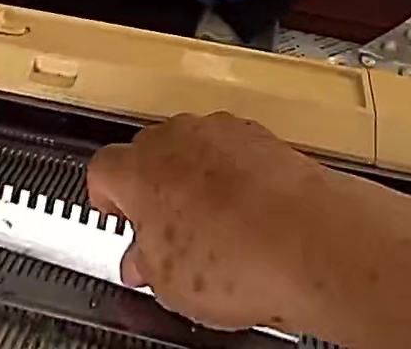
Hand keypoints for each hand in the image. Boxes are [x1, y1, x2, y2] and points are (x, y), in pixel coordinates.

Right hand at [85, 113, 333, 332]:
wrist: (306, 237)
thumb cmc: (237, 256)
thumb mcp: (165, 280)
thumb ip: (144, 257)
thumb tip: (144, 255)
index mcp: (143, 167)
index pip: (104, 168)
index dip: (107, 197)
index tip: (117, 217)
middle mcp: (182, 136)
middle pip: (149, 150)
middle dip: (151, 185)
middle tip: (160, 230)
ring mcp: (224, 129)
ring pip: (192, 146)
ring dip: (192, 175)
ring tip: (206, 226)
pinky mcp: (259, 132)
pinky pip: (230, 147)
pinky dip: (229, 170)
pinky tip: (240, 211)